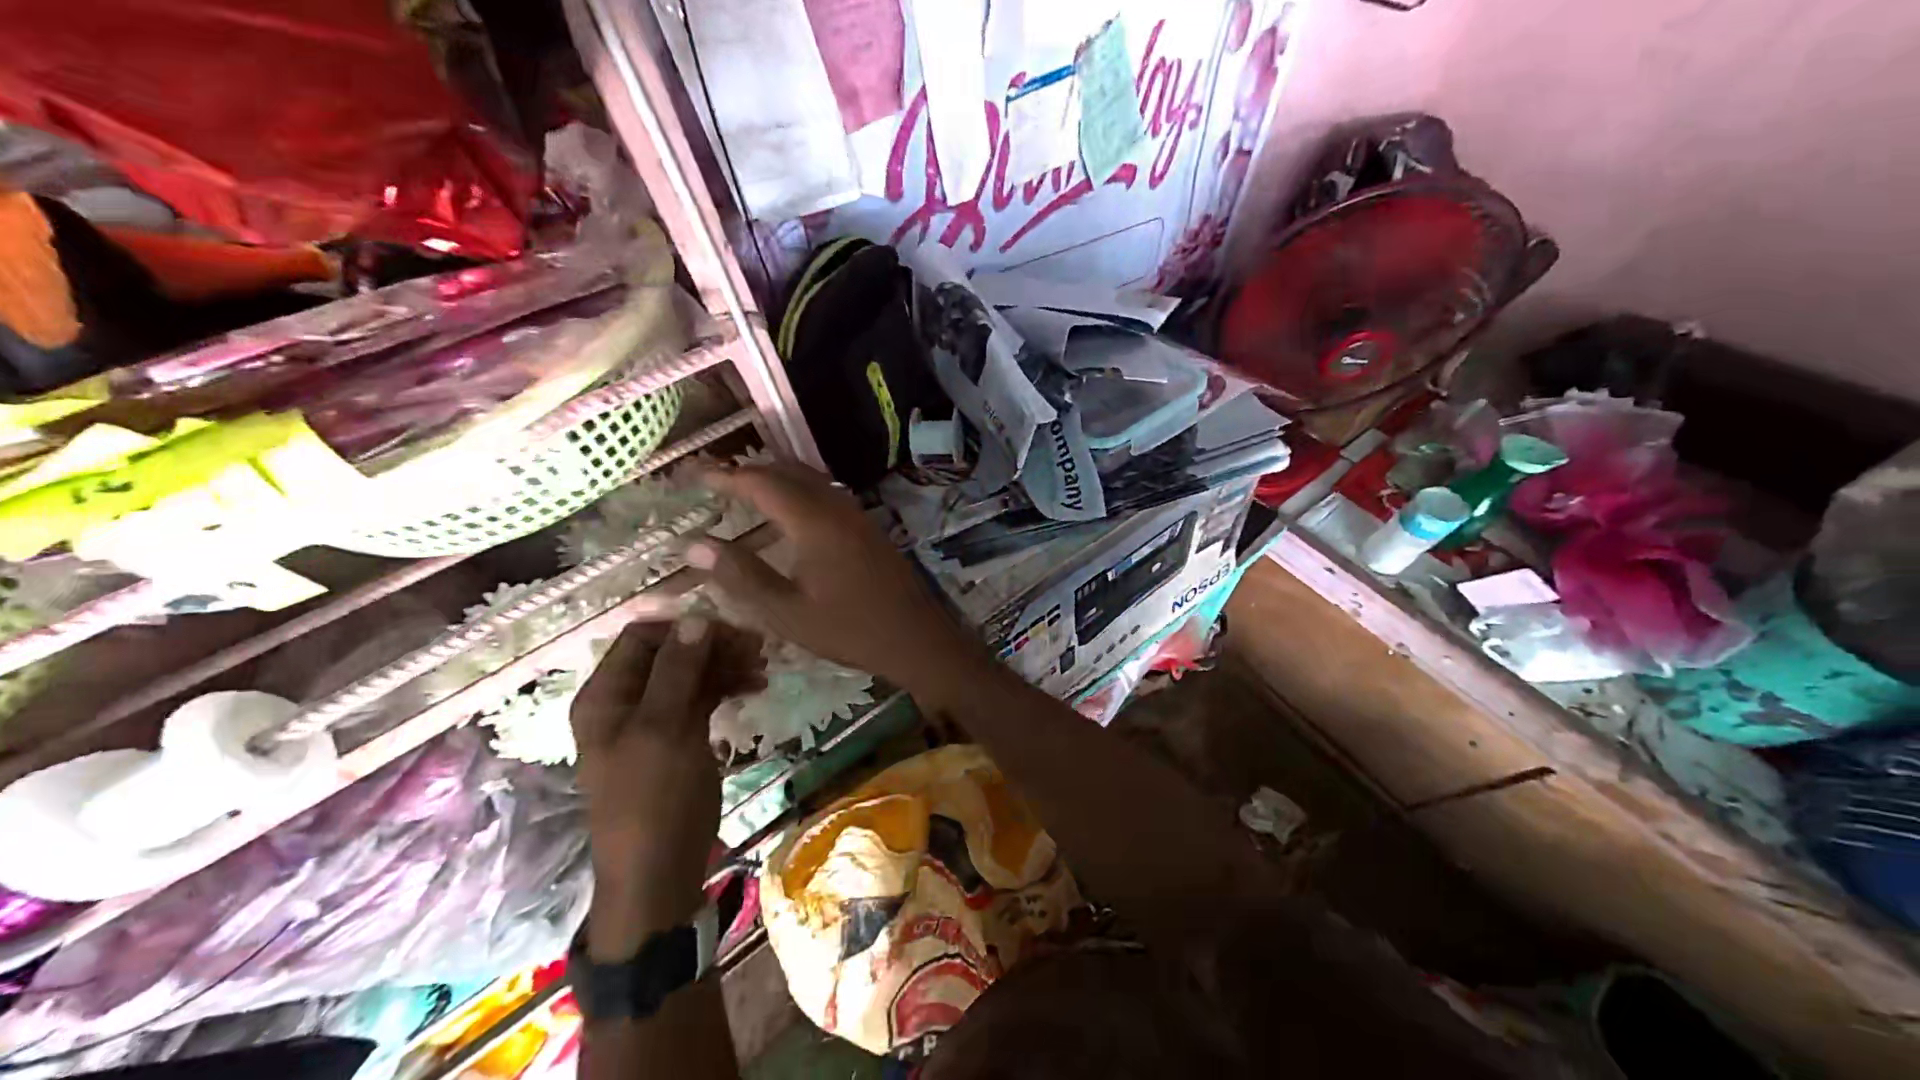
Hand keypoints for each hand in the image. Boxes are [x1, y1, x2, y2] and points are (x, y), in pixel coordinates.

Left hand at [570, 615, 760, 960]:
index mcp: (605, 695)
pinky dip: (726, 687)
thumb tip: (696, 617)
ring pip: (690, 674)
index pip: (642, 636)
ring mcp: (653, 721)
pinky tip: (755, 686)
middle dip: (712, 645)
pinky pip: (701, 698)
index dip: (684, 627)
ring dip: (724, 664)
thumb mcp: (663, 731)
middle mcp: (625, 701)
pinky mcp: (679, 738)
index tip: (731, 629)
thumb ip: (677, 671)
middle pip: (670, 653)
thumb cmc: (653, 800)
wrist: (658, 875)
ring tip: (763, 665)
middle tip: (758, 646)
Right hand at [685, 463, 990, 696]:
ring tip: (744, 489)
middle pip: (786, 471)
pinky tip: (788, 513)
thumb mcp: (787, 612)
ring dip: (775, 477)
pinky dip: (798, 490)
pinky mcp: (868, 526)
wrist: (917, 638)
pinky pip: (826, 492)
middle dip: (748, 470)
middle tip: (714, 480)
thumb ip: (741, 576)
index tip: (694, 475)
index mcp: (813, 521)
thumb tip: (693, 546)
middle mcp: (836, 506)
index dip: (725, 476)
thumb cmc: (849, 629)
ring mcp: (857, 514)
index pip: (760, 483)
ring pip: (810, 479)